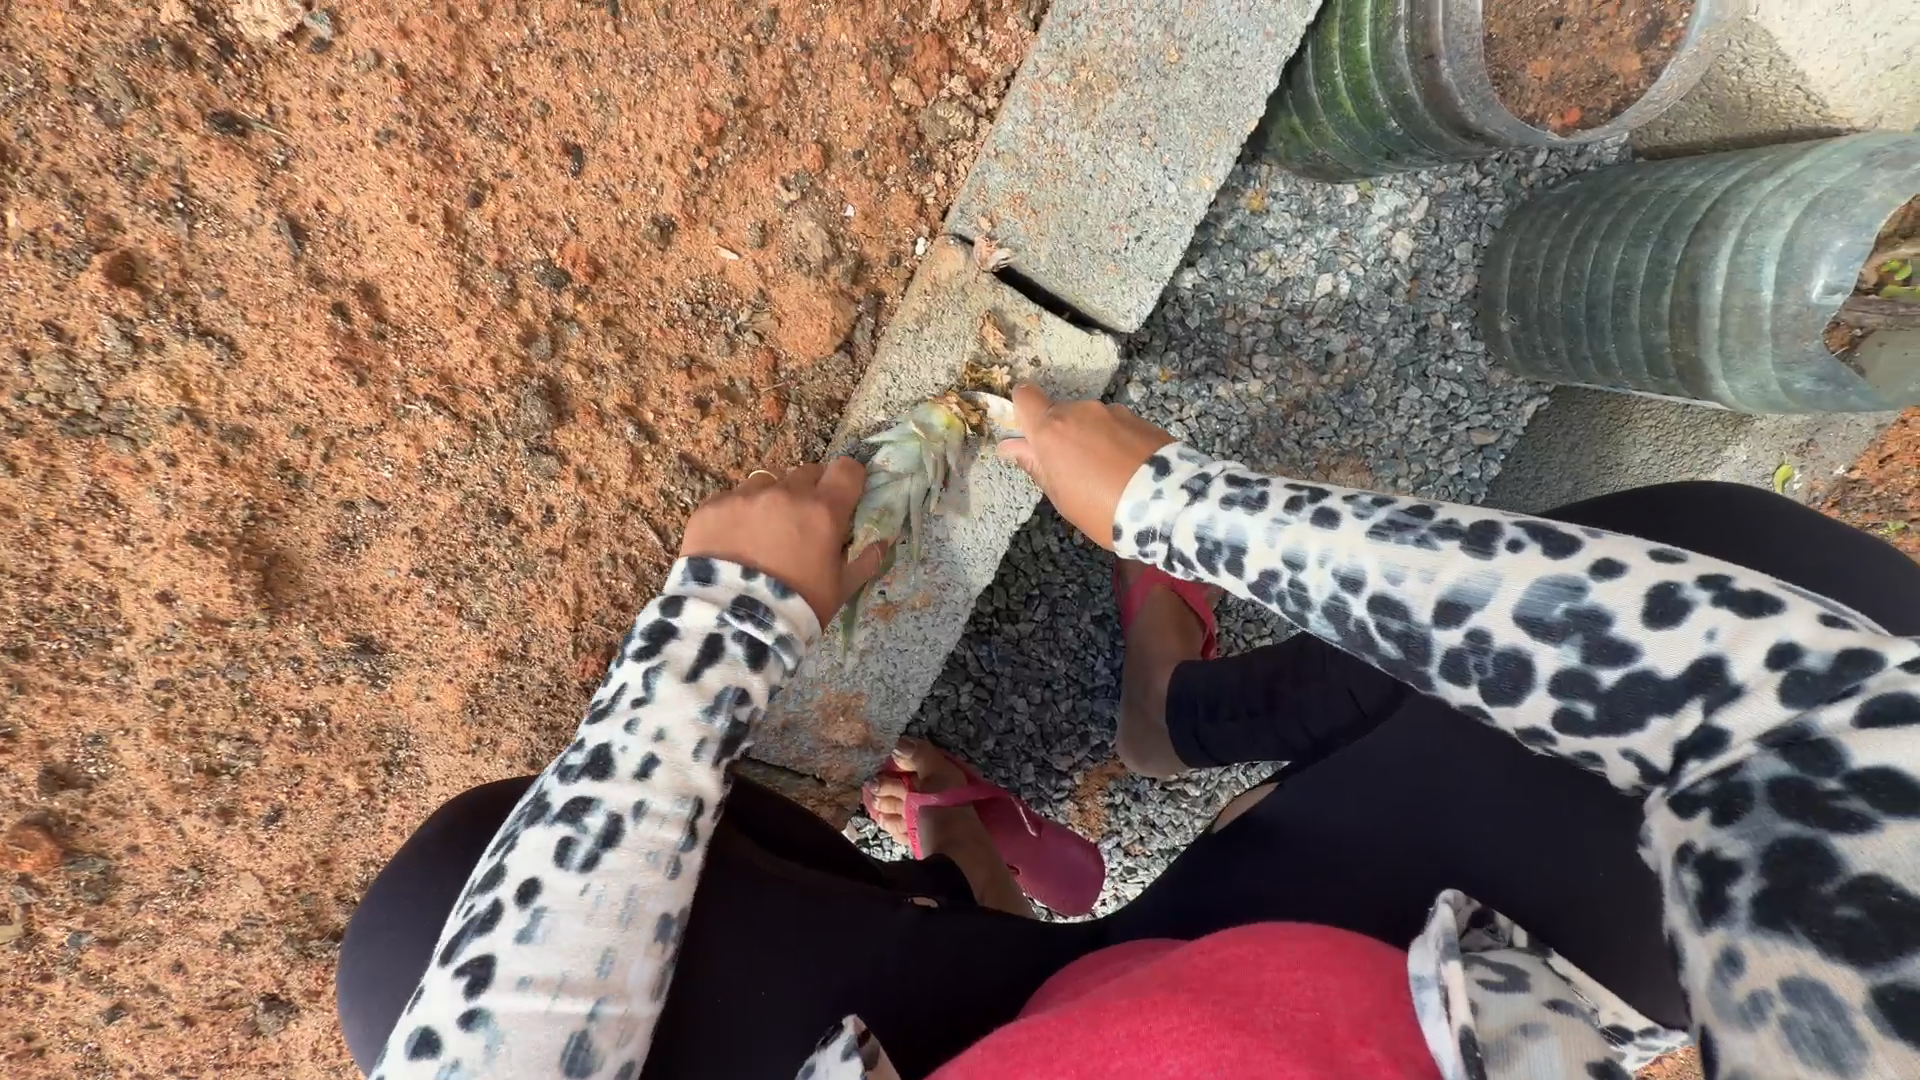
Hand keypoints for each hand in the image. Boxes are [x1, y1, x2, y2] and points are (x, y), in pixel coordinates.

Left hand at [679, 459, 888, 625]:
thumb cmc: (797, 607)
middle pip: (807, 473)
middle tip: (805, 522)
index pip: (847, 469)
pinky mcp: (712, 507)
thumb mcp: (840, 590)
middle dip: (811, 492)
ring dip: (773, 499)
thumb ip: (865, 561)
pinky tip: (734, 543)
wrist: (732, 624)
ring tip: (764, 532)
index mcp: (823, 511)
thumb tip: (883, 542)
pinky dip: (738, 514)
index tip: (845, 497)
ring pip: (768, 482)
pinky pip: (732, 499)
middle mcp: (786, 494)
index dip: (849, 480)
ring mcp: (745, 497)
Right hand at [997, 383, 1174, 550]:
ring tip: (1108, 474)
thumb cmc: (1101, 509)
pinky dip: (1116, 442)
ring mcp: (1112, 412)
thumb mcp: (1061, 496)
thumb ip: (1035, 465)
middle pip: (1059, 413)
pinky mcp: (1139, 419)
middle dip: (1062, 435)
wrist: (1165, 504)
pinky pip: (1116, 427)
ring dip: (1091, 439)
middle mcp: (1080, 411)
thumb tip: (1010, 447)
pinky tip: (1128, 469)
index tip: (1030, 435)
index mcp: (1051, 429)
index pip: (1025, 396)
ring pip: (1089, 420)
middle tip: (1074, 471)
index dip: (1024, 411)